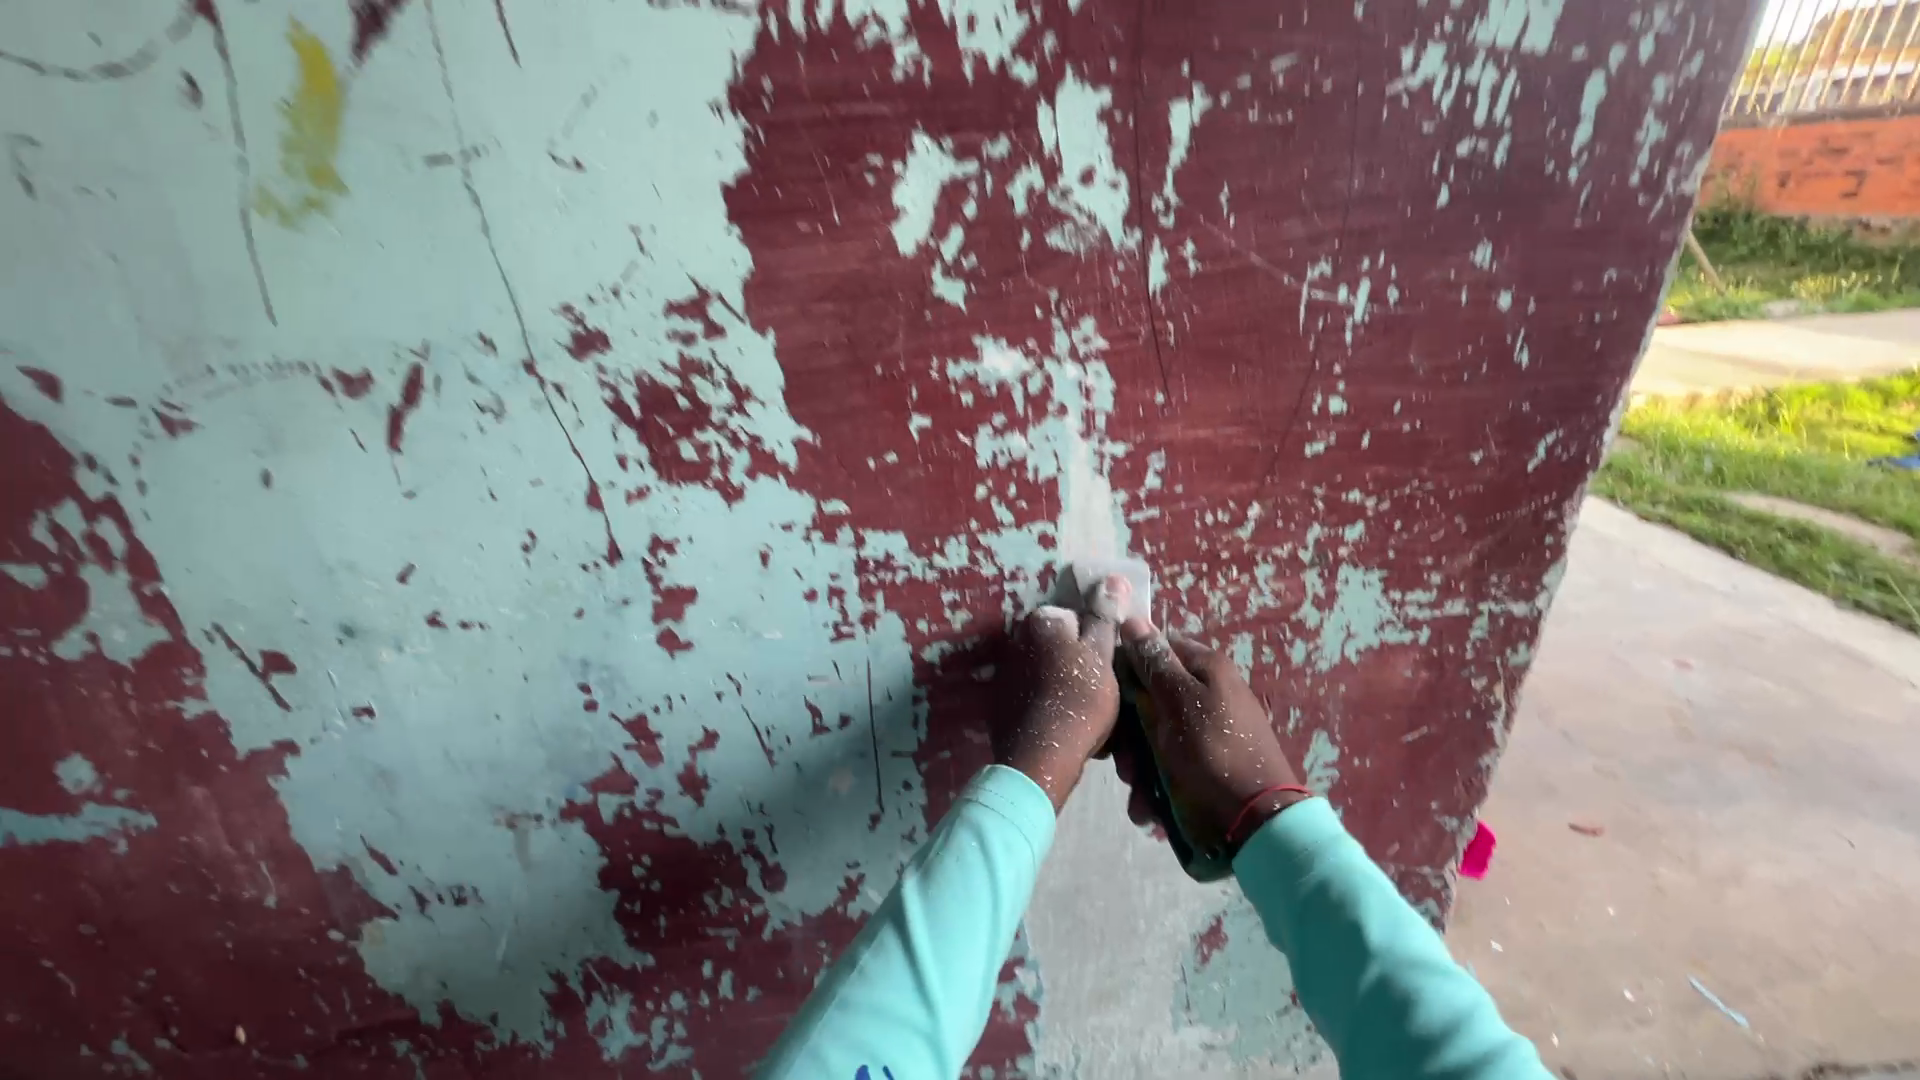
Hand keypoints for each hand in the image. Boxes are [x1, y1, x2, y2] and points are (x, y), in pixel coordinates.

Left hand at [993, 576, 1128, 811]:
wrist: (1042, 757)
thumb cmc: (1079, 699)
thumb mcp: (1102, 654)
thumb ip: (1104, 616)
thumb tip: (1113, 578)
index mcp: (1040, 623)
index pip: (1077, 620)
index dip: (1097, 645)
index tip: (1107, 669)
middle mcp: (1016, 640)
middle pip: (1061, 648)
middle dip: (1080, 667)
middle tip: (1101, 695)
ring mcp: (1006, 673)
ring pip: (1049, 675)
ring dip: (1066, 688)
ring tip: (1087, 718)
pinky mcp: (1002, 703)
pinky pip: (1036, 698)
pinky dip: (1050, 708)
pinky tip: (1065, 729)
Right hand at [1113, 617, 1307, 857]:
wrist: (1256, 820)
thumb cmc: (1214, 750)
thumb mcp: (1178, 701)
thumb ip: (1154, 662)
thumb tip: (1133, 619)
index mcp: (1205, 668)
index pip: (1155, 649)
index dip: (1127, 668)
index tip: (1109, 694)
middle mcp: (1205, 693)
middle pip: (1149, 696)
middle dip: (1129, 732)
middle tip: (1122, 759)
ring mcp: (1204, 729)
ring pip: (1152, 735)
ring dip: (1137, 764)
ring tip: (1137, 789)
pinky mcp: (1202, 761)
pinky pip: (1167, 763)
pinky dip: (1154, 784)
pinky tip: (1148, 806)